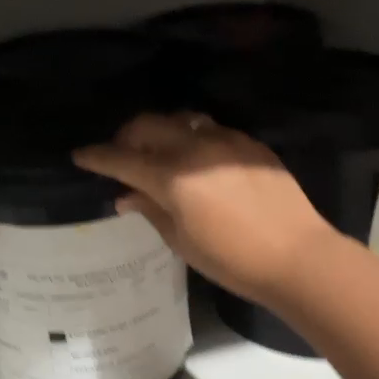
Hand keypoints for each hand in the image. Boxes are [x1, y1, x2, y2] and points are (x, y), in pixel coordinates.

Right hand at [75, 113, 338, 305]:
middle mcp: (193, 148)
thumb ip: (150, 211)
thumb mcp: (182, 241)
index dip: (97, 156)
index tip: (81, 155)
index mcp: (170, 176)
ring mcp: (224, 141)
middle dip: (127, 136)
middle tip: (121, 153)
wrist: (298, 255)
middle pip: (147, 125)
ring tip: (159, 150)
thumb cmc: (232, 259)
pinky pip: (211, 128)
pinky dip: (194, 136)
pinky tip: (199, 158)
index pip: (121, 158)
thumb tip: (125, 196)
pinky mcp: (249, 143)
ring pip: (180, 119)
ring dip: (161, 129)